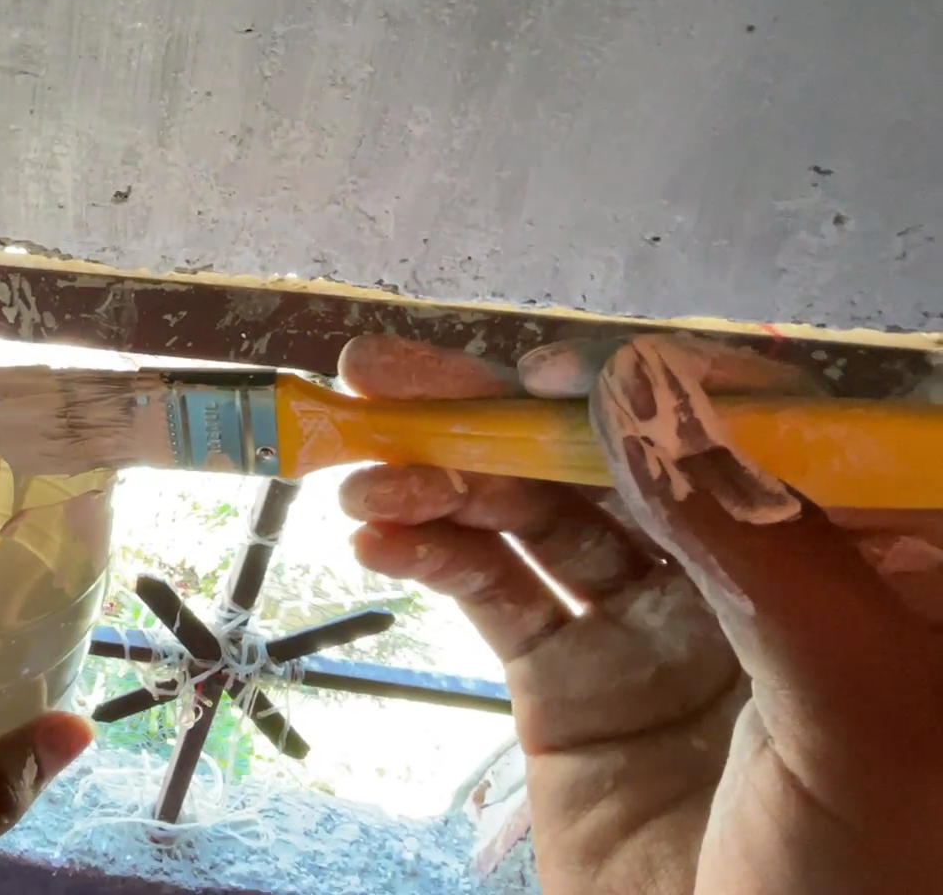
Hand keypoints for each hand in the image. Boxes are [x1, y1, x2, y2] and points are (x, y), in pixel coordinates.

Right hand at [337, 334, 942, 894]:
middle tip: (373, 377)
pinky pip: (486, 590)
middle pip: (596, 460)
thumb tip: (638, 400)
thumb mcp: (863, 723)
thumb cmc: (860, 891)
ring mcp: (640, 620)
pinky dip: (423, 555)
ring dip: (430, 489)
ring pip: (522, 517)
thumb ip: (769, 553)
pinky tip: (372, 544)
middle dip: (480, 416)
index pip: (736, 431)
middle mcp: (736, 577)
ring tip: (356, 486)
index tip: (532, 378)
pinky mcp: (560, 669)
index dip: (631, 388)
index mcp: (849, 569)